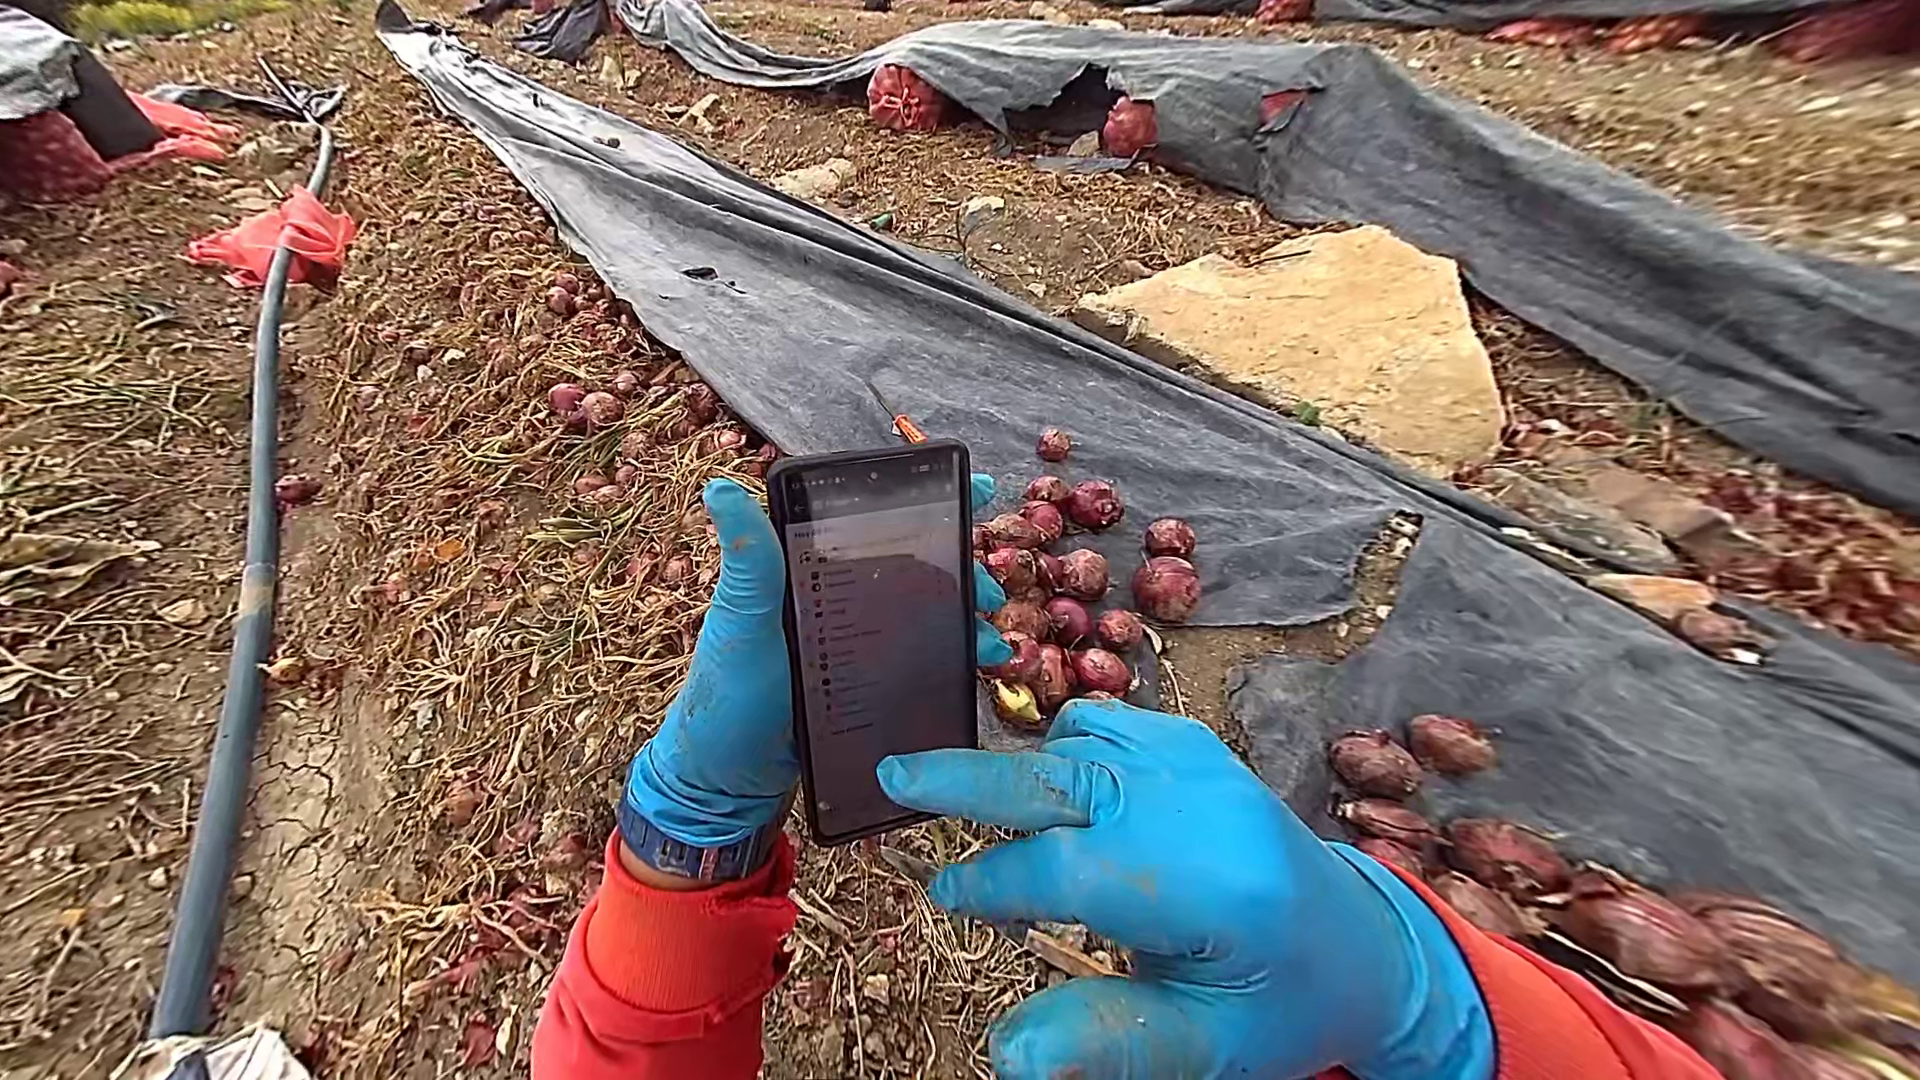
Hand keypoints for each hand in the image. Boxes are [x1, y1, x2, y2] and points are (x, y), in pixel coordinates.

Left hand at [623, 474, 1012, 850]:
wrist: (732, 780)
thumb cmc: (728, 696)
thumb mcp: (743, 623)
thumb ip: (748, 561)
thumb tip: (719, 488)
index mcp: (812, 568)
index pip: (873, 521)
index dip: (928, 501)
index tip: (980, 487)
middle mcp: (842, 593)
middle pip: (917, 564)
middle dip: (962, 569)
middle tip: (987, 592)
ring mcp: (862, 637)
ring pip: (928, 610)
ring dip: (965, 616)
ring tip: (989, 643)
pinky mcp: (874, 677)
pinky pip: (923, 654)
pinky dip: (953, 654)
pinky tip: (976, 667)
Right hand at [877, 700, 1494, 1079]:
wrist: (1360, 933)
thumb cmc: (1284, 1001)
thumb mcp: (1209, 1046)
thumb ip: (1110, 1038)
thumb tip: (1007, 1055)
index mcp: (1201, 880)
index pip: (1061, 871)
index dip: (990, 883)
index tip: (940, 896)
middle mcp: (1188, 796)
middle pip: (1051, 776)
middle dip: (963, 777)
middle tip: (895, 771)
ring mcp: (1189, 752)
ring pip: (1069, 741)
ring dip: (1023, 775)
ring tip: (1007, 822)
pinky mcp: (1188, 735)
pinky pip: (1099, 724)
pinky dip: (1064, 752)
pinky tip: (1070, 794)